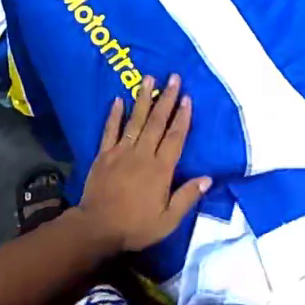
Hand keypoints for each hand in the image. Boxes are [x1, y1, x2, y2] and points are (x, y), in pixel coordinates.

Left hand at [75, 74, 210, 252]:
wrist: (97, 226)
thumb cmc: (135, 226)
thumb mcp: (168, 220)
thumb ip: (187, 197)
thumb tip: (207, 178)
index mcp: (160, 169)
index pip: (175, 138)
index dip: (182, 118)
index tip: (187, 98)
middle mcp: (142, 154)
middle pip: (157, 122)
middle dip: (166, 99)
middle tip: (173, 77)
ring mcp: (120, 152)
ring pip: (135, 120)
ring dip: (143, 99)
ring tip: (149, 78)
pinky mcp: (103, 155)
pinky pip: (110, 130)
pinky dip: (114, 114)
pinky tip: (118, 99)